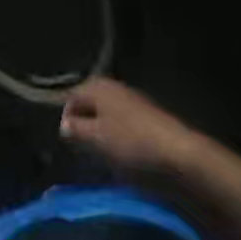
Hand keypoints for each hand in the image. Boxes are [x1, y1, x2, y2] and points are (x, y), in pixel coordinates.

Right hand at [59, 78, 200, 172]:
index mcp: (98, 86)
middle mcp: (113, 86)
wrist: (175, 151)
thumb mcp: (96, 138)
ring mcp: (130, 99)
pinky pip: (119, 121)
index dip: (66, 117)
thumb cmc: (131, 142)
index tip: (67, 142)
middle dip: (82, 123)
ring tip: (98, 153)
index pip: (72, 96)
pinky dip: (113, 134)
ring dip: (98, 130)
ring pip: (104, 113)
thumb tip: (64, 124)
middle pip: (89, 103)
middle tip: (81, 148)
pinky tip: (117, 151)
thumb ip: (76, 130)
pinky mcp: (143, 115)